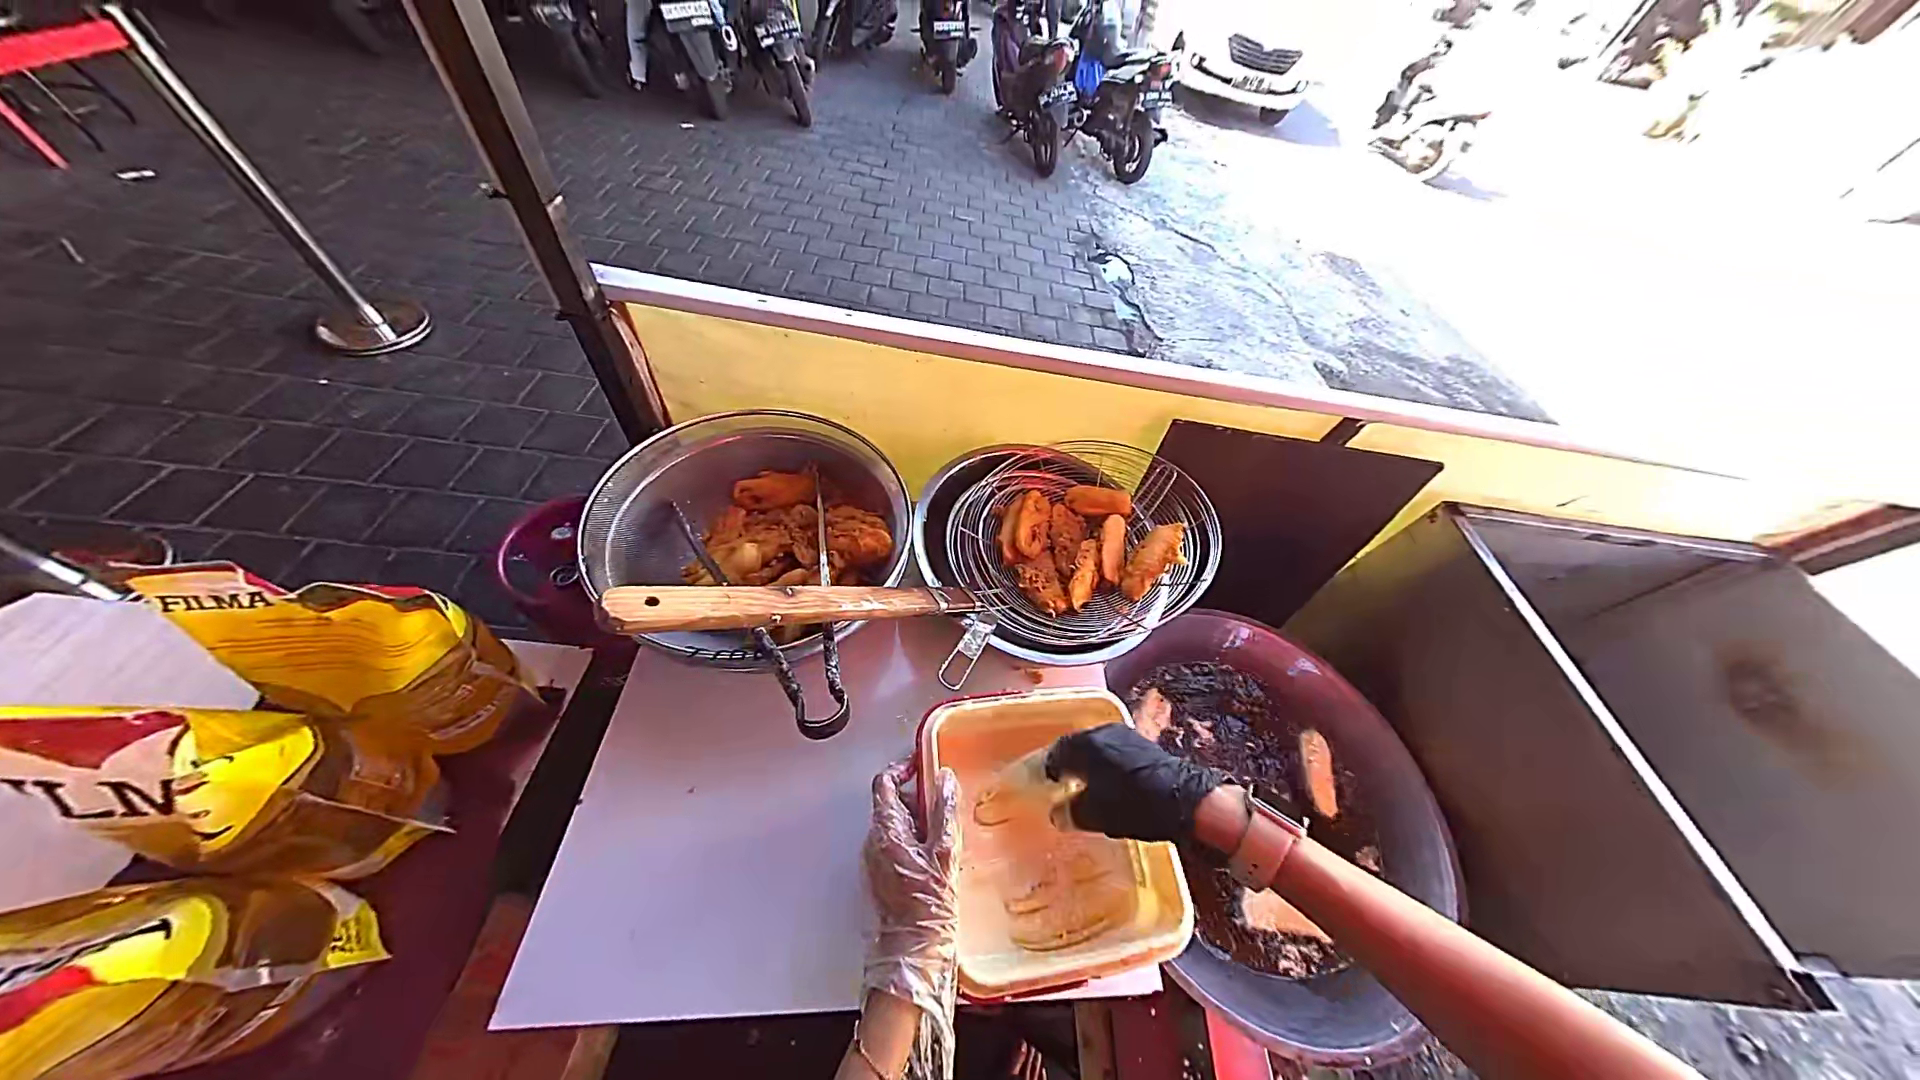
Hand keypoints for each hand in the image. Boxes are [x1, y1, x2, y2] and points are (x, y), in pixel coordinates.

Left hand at [861, 761, 959, 1078]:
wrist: (913, 955)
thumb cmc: (926, 907)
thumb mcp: (943, 852)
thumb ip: (944, 811)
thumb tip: (944, 779)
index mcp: (886, 830)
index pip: (884, 782)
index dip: (903, 768)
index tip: (922, 766)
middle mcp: (874, 841)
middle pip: (893, 802)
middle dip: (919, 800)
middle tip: (943, 809)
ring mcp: (876, 860)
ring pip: (897, 825)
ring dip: (919, 822)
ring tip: (943, 839)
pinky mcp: (882, 876)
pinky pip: (897, 845)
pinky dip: (915, 842)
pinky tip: (935, 860)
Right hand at [1045, 722, 1221, 841]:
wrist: (1186, 800)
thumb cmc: (1132, 805)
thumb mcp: (1095, 815)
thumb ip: (1070, 812)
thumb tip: (1057, 813)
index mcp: (1085, 744)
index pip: (1056, 752)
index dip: (1048, 769)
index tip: (1045, 784)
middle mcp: (1102, 732)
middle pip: (1076, 747)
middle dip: (1069, 765)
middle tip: (1063, 785)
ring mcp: (1126, 736)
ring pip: (1097, 749)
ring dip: (1089, 765)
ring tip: (1086, 787)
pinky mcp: (1145, 745)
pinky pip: (1115, 753)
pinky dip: (1107, 766)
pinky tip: (1112, 784)